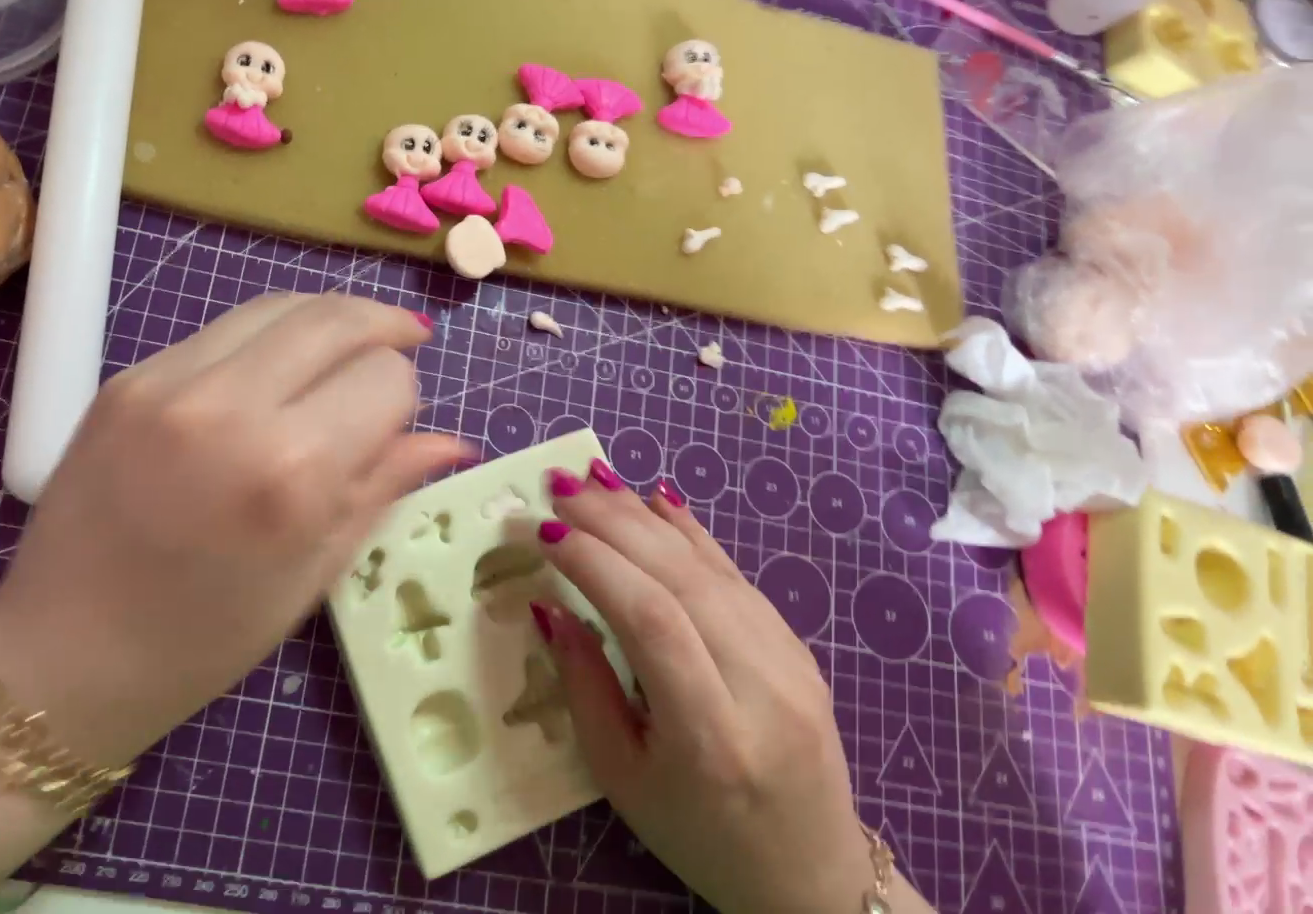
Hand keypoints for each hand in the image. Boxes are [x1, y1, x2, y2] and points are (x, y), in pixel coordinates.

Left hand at [0, 294, 470, 764]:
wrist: (64, 653)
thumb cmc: (204, 639)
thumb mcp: (312, 576)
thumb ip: (381, 489)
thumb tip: (451, 440)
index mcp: (289, 472)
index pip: (384, 379)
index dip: (403, 400)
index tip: (394, 428)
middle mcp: (229, 406)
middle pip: (335, 318)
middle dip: (381, 327)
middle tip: (403, 343)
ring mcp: (168, 382)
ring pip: (278, 306)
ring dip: (325, 322)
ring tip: (343, 350)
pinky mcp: (127, 377)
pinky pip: (221, 331)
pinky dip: (265, 340)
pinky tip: (273, 372)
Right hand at [533, 466, 898, 913]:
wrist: (813, 876)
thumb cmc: (699, 836)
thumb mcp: (621, 777)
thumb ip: (585, 687)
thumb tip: (551, 607)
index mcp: (711, 734)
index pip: (650, 619)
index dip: (594, 564)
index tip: (541, 532)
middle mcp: (761, 685)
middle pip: (680, 578)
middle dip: (611, 522)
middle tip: (557, 487)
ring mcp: (790, 660)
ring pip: (709, 566)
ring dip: (644, 516)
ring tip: (592, 482)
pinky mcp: (798, 646)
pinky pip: (736, 575)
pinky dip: (690, 532)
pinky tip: (655, 501)